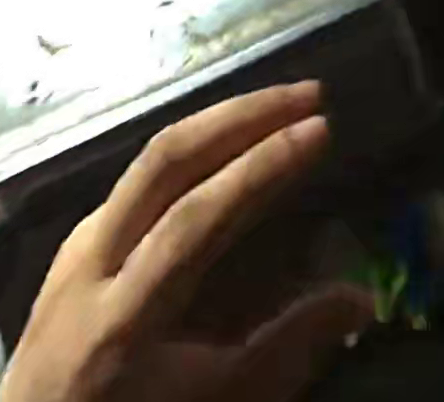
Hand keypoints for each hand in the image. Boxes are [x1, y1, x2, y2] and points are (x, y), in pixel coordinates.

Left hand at [0, 82, 371, 401]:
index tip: (319, 128)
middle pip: (166, 159)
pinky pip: (148, 169)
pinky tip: (237, 132)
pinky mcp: (85, 227)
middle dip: (243, 115)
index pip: (197, 217)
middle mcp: (91, 257)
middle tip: (308, 94)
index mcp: (119, 318)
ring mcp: (83, 235)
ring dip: (225, 116)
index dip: (262, 166)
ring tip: (285, 100)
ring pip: (154, 152)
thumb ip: (288, 350)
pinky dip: (202, 140)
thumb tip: (360, 300)